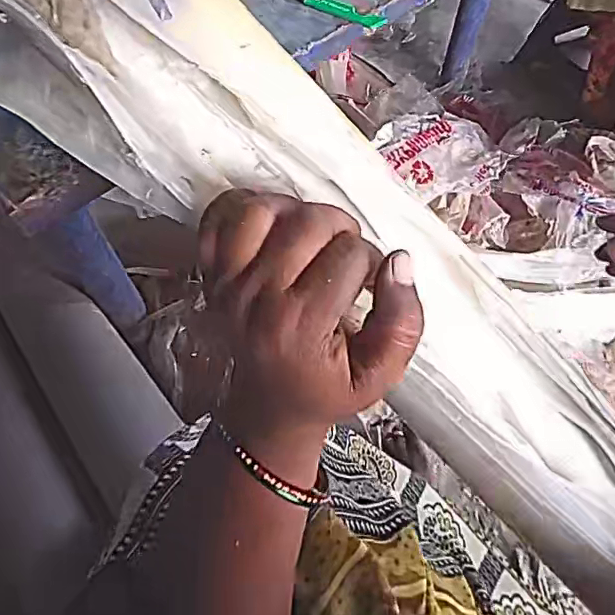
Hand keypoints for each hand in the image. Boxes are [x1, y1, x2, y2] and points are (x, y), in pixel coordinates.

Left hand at [198, 191, 422, 462]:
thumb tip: (399, 261)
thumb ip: (403, 323)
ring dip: (297, 211)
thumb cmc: (323, 388)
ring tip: (312, 235)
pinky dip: (248, 207)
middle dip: (342, 228)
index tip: (371, 280)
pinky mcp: (212, 269)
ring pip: (264, 209)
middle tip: (347, 253)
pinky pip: (221, 215)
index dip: (372, 260)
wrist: (264, 407)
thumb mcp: (378, 376)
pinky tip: (274, 226)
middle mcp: (258, 296)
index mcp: (299, 325)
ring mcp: (229, 280)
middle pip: (309, 222)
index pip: (350, 254)